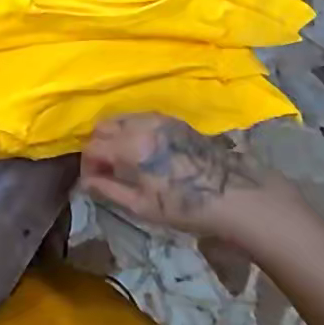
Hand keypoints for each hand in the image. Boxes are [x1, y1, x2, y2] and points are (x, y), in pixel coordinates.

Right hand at [79, 113, 289, 238]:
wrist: (236, 196)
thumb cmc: (186, 206)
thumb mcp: (142, 206)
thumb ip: (109, 190)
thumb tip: (86, 182)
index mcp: (129, 147)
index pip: (92, 148)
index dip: (87, 165)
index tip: (92, 181)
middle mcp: (140, 126)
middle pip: (102, 127)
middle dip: (97, 146)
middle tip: (105, 169)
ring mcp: (159, 120)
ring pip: (121, 119)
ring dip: (114, 136)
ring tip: (123, 160)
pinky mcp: (175, 122)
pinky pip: (141, 118)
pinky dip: (132, 130)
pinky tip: (143, 152)